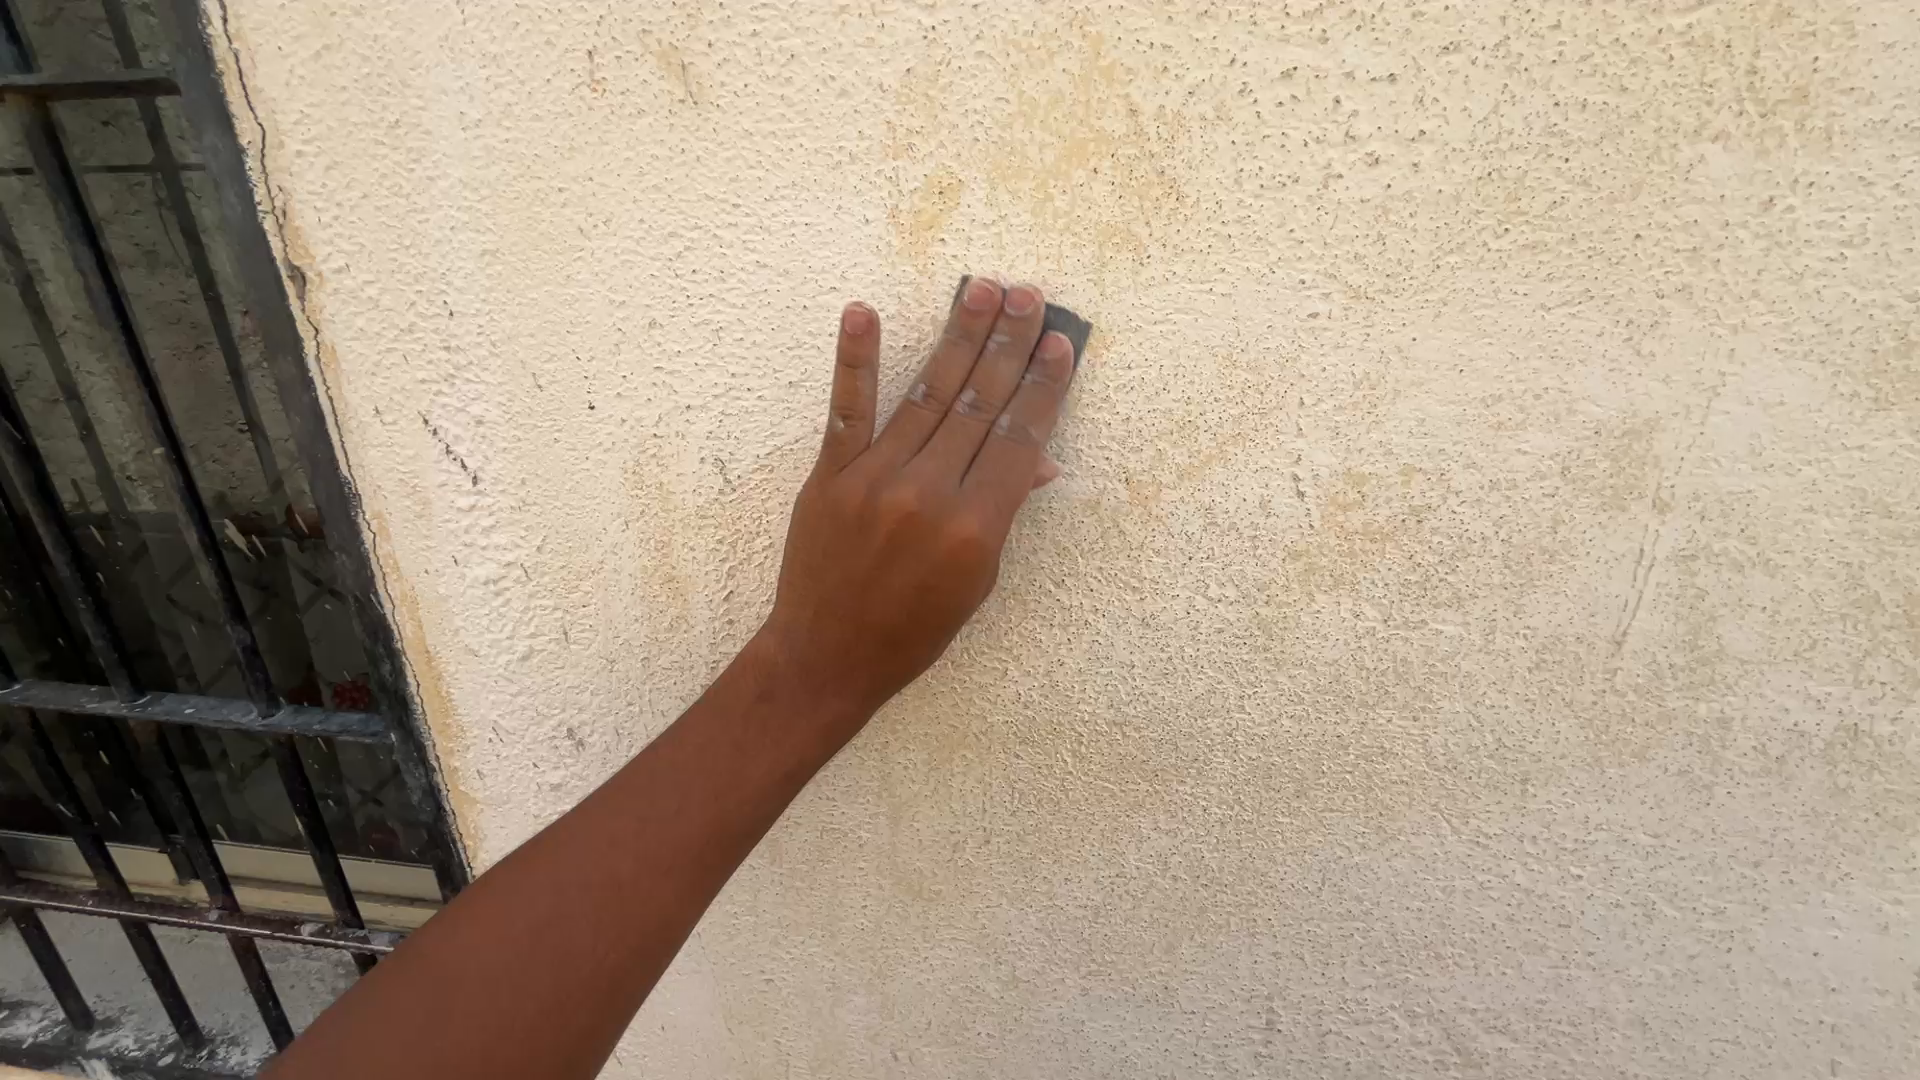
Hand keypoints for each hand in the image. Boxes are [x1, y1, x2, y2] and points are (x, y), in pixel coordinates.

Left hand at [756, 277, 1077, 732]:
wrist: (828, 656)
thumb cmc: (913, 631)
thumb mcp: (977, 582)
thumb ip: (1003, 514)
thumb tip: (1040, 460)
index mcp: (976, 528)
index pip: (1019, 439)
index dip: (1043, 387)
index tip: (1058, 343)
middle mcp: (929, 494)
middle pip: (979, 404)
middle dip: (1009, 345)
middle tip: (1028, 295)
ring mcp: (876, 480)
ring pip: (927, 394)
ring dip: (957, 338)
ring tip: (982, 291)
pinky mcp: (830, 476)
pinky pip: (847, 410)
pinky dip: (854, 359)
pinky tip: (862, 312)